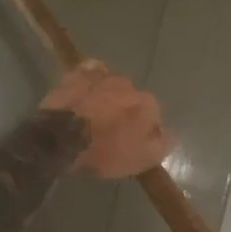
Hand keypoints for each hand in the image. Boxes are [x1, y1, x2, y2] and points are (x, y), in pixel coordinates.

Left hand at [40, 61, 171, 178]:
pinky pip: (91, 72)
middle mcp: (129, 85)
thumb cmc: (103, 152)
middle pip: (132, 98)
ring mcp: (103, 76)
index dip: (143, 130)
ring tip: (94, 113)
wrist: (60, 138)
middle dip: (125, 111)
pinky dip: (91, 79)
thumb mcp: (141, 160)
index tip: (131, 142)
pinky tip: (85, 90)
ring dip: (107, 96)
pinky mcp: (78, 74)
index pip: (154, 116)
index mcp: (148, 104)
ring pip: (112, 85)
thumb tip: (170, 133)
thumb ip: (162, 144)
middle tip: (111, 129)